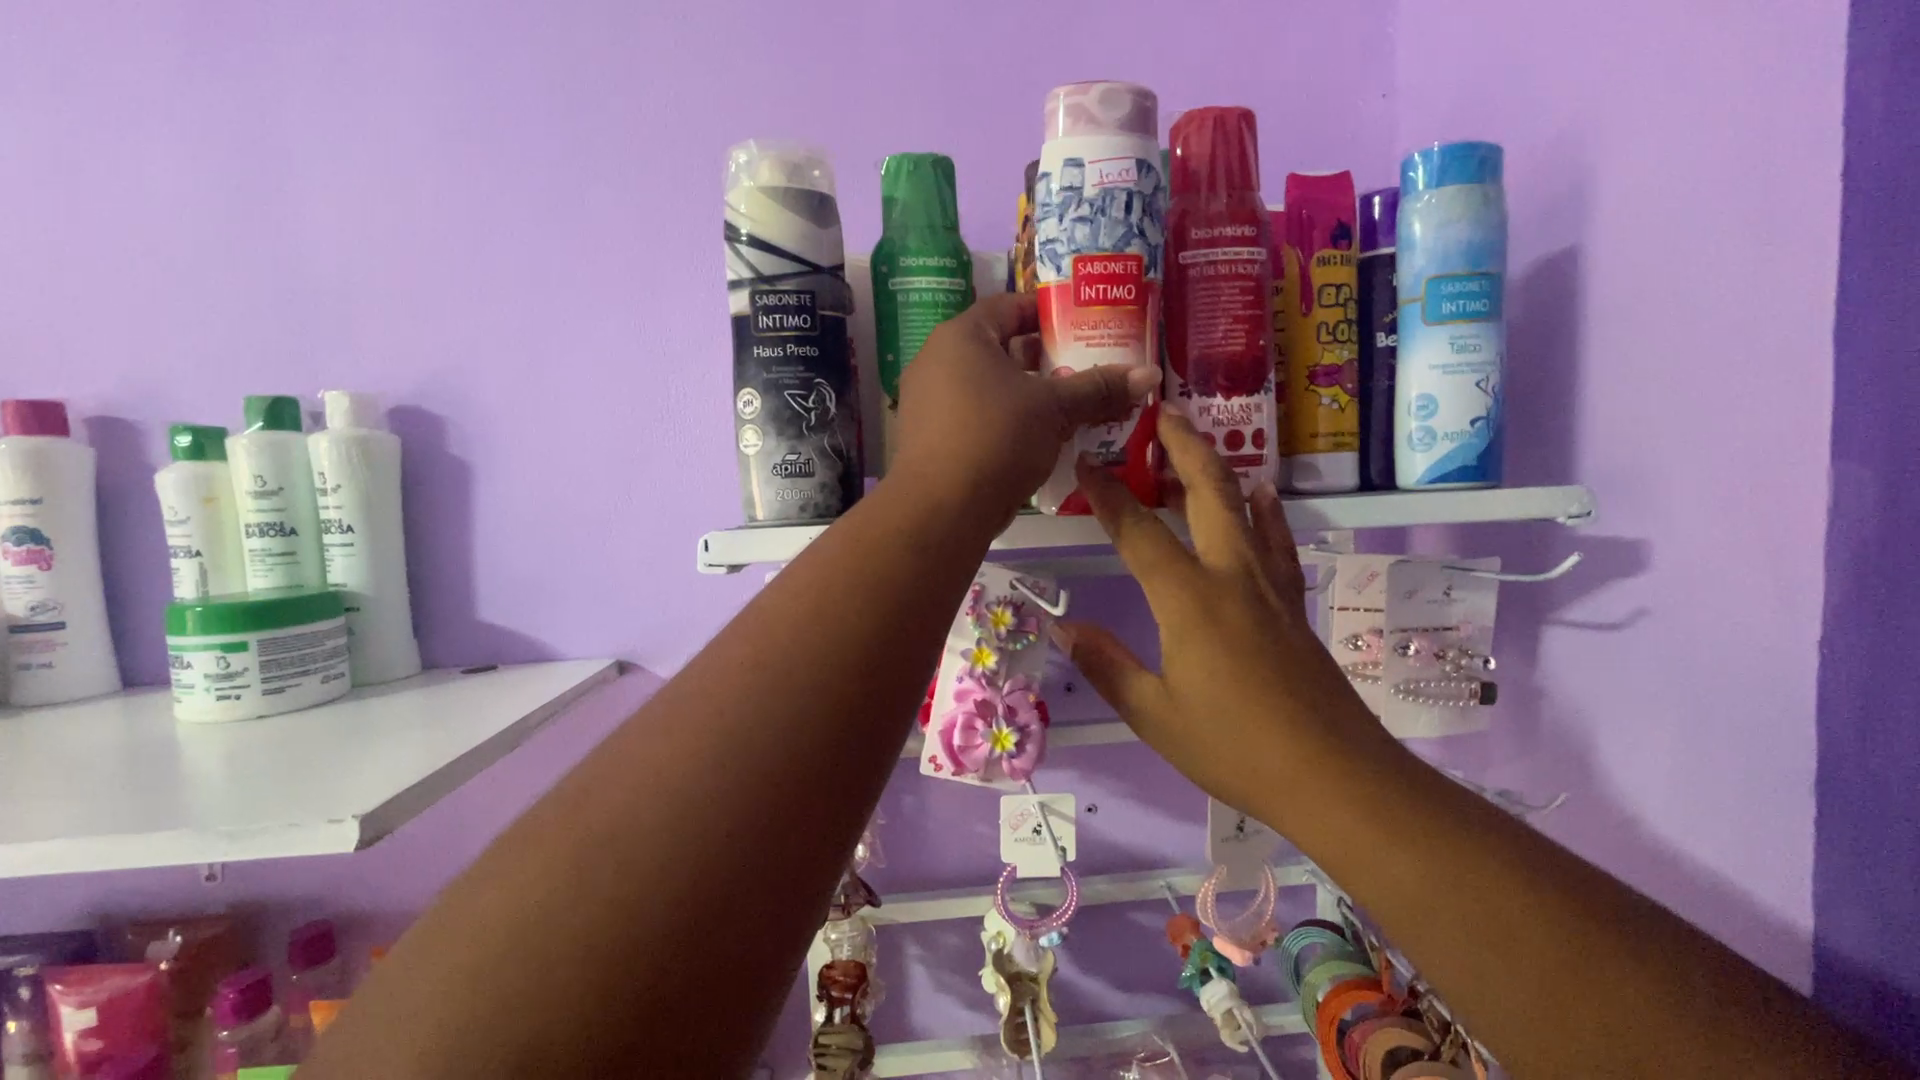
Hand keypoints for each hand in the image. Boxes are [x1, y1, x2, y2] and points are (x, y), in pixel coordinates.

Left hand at [890, 292, 1156, 523]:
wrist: (940, 510)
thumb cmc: (996, 438)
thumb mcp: (1054, 409)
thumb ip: (1098, 388)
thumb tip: (1150, 373)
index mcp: (960, 337)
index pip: (1007, 306)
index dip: (1046, 312)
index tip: (1082, 324)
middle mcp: (936, 362)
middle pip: (999, 349)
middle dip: (1044, 359)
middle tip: (1085, 368)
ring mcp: (928, 403)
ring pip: (988, 388)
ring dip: (1028, 395)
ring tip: (1072, 406)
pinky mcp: (930, 440)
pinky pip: (975, 418)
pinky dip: (1006, 423)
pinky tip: (1040, 441)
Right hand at [1054, 412, 1396, 822]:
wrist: (1331, 775)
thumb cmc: (1233, 748)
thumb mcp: (1154, 715)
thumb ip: (1108, 665)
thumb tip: (1064, 627)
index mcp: (1187, 600)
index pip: (1138, 533)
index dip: (1108, 494)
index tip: (1087, 460)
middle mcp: (1231, 577)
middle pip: (1206, 495)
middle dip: (1181, 449)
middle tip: (1160, 412)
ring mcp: (1269, 587)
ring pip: (1244, 508)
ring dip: (1218, 468)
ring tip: (1198, 440)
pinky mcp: (1294, 604)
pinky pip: (1278, 542)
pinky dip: (1267, 512)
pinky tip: (1262, 494)